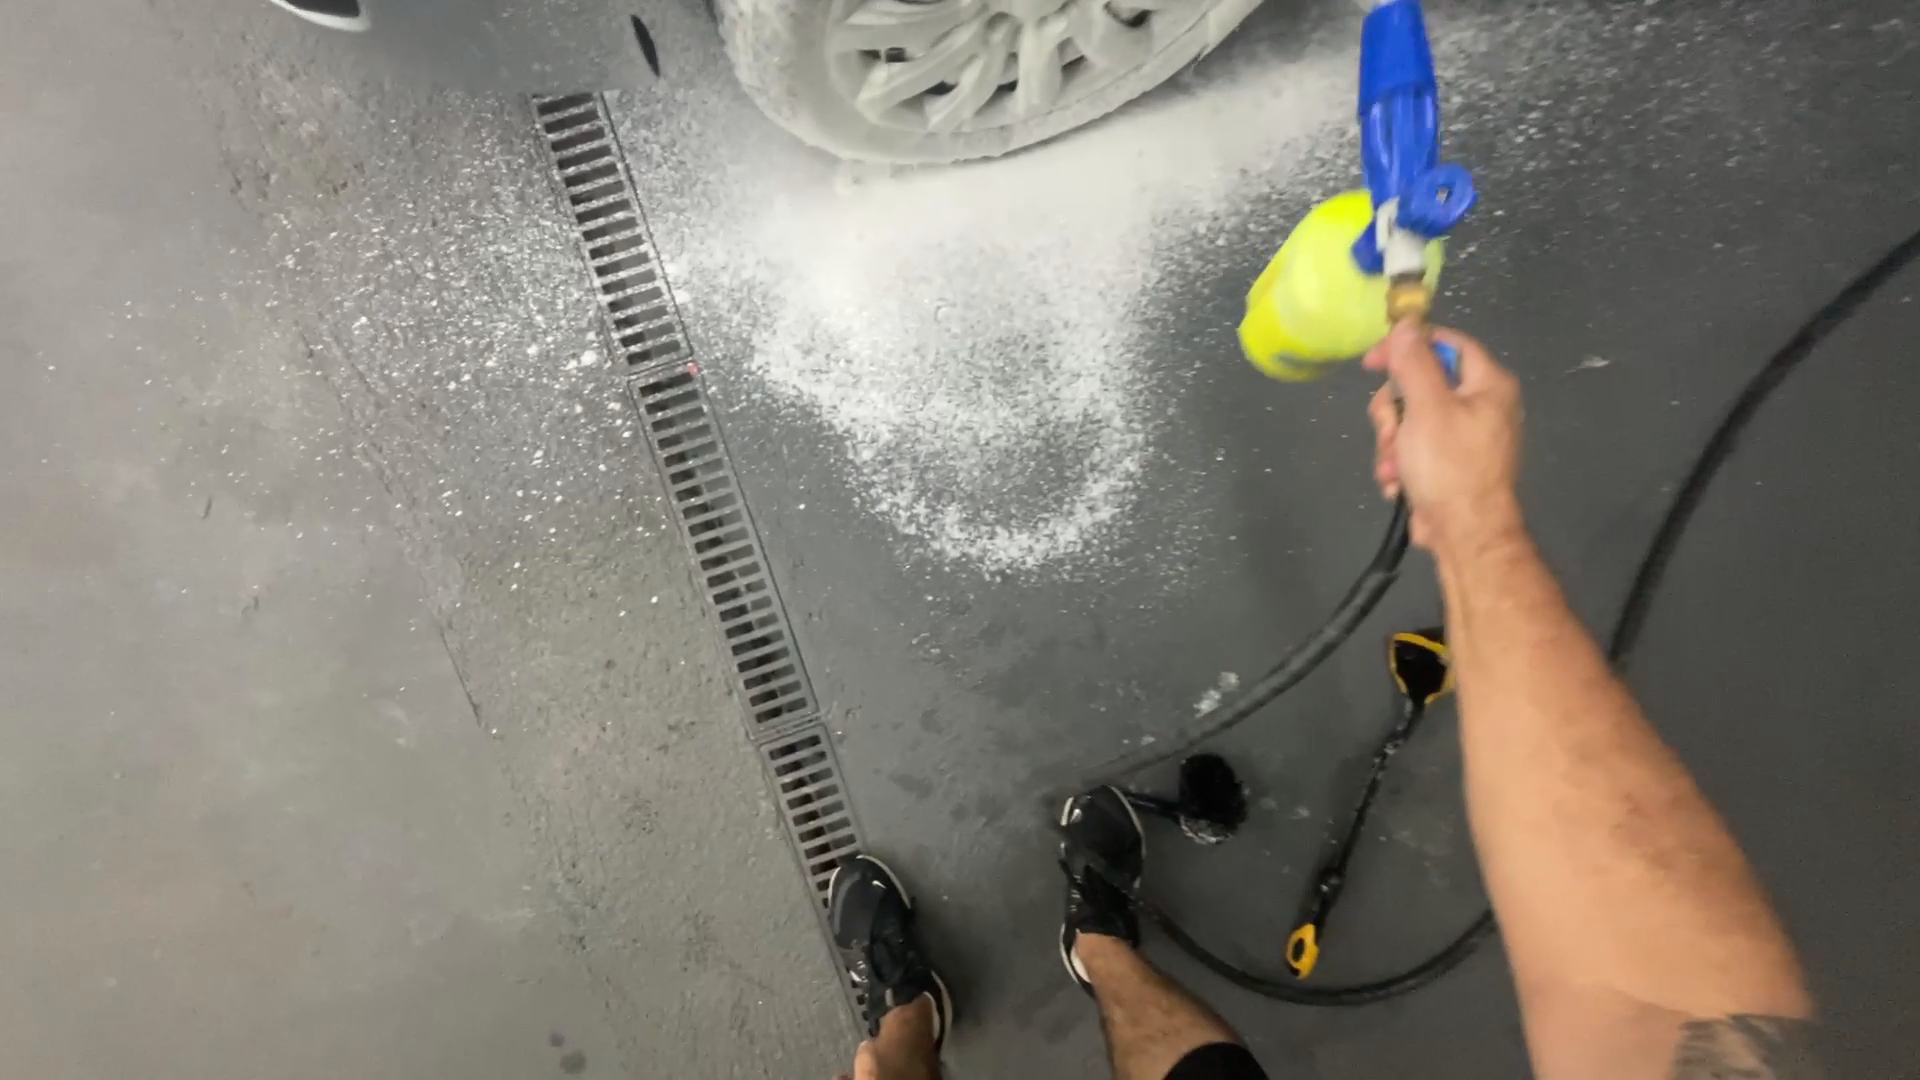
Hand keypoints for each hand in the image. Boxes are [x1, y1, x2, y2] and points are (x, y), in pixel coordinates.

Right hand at [1364, 321, 1522, 552]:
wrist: (1463, 531)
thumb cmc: (1449, 466)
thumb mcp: (1426, 409)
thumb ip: (1414, 364)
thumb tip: (1405, 323)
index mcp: (1487, 385)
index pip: (1446, 344)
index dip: (1408, 346)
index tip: (1372, 362)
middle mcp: (1479, 405)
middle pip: (1419, 386)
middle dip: (1393, 413)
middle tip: (1392, 433)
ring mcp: (1463, 436)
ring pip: (1408, 421)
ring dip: (1391, 445)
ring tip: (1395, 468)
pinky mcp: (1446, 463)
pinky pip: (1411, 449)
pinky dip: (1399, 464)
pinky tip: (1400, 482)